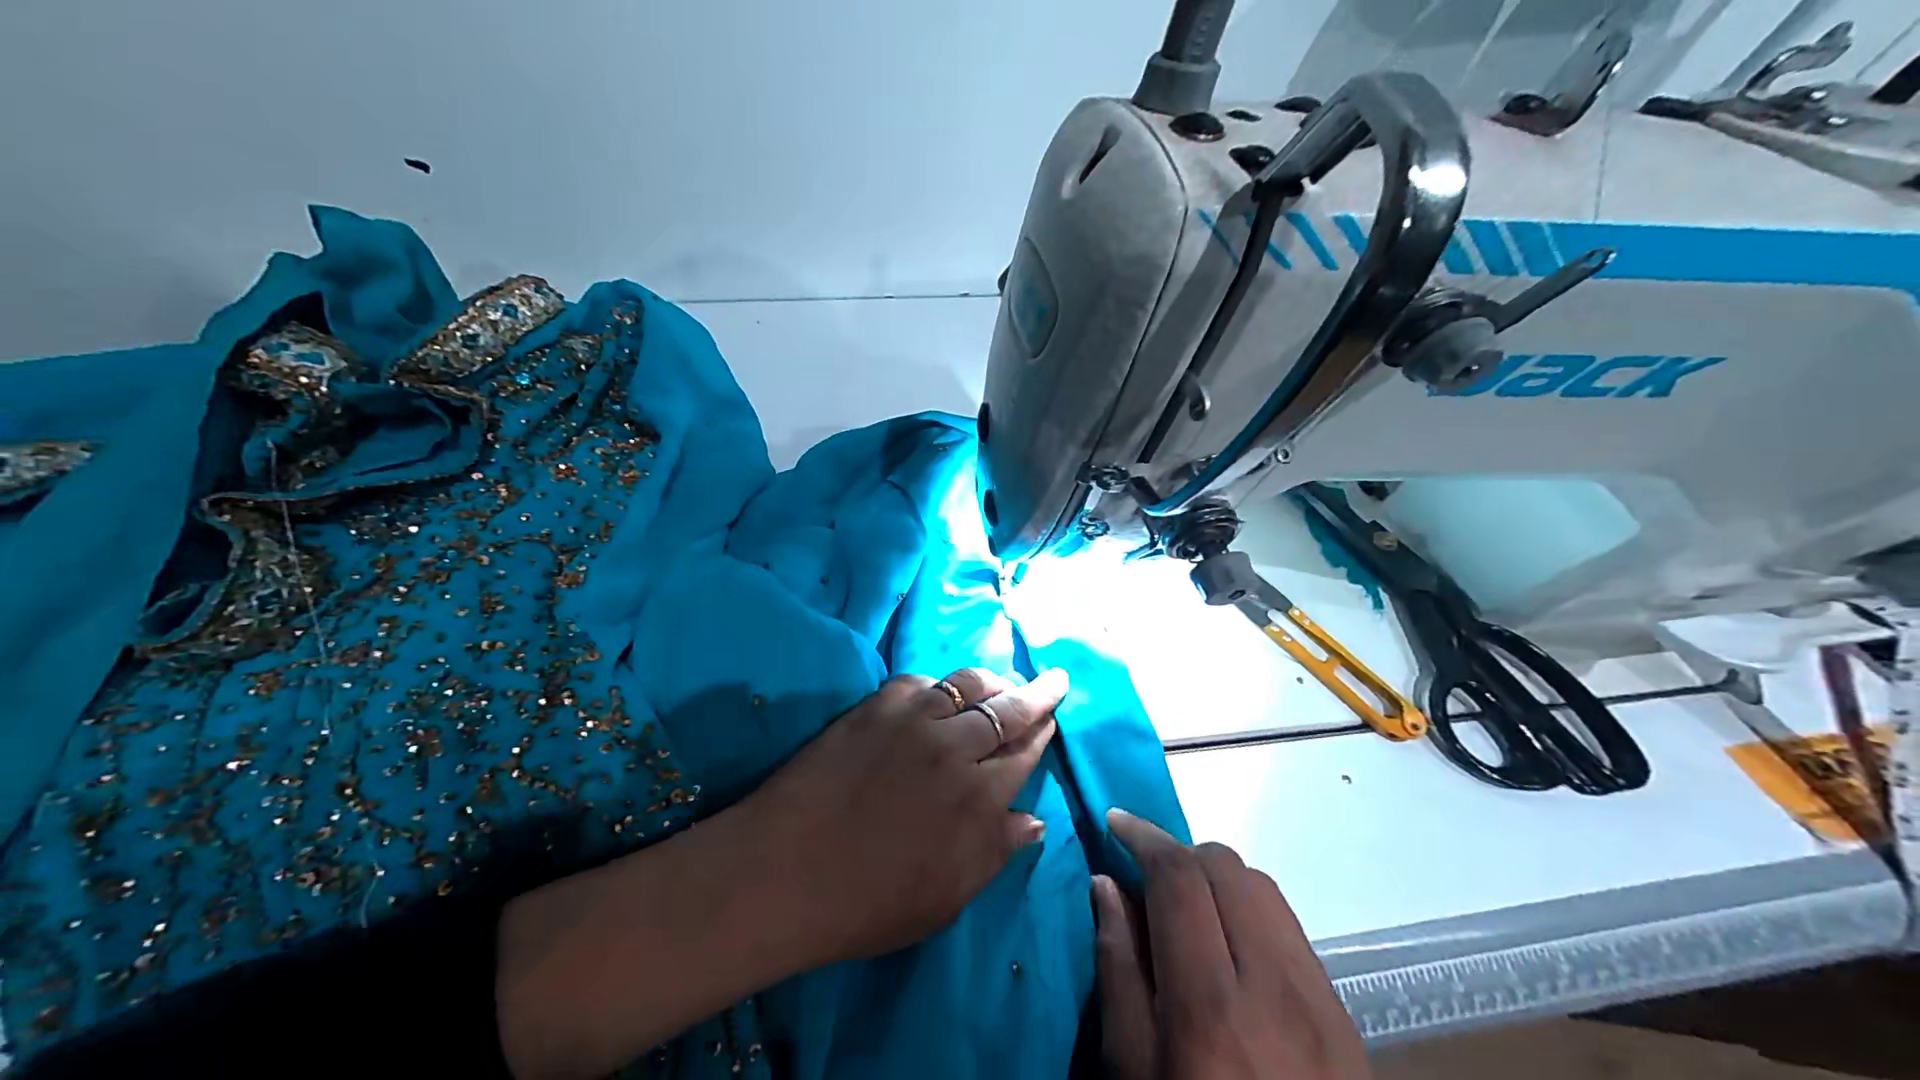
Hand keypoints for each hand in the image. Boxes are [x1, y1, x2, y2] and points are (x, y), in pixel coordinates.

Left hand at [496, 667, 1065, 1078]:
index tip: (1055, 716)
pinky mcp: (873, 707)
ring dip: (993, 680)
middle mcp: (955, 749)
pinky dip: (936, 684)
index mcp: (980, 798)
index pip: (1026, 752)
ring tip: (1003, 679)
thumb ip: (995, 853)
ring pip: (967, 685)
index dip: (1045, 731)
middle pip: (1007, 709)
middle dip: (1037, 692)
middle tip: (1055, 678)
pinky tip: (938, 690)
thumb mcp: (946, 897)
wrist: (783, 871)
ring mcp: (912, 721)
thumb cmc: (868, 902)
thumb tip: (1034, 820)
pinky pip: (917, 682)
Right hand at [1093, 810, 1370, 1079]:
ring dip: (1215, 876)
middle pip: (1225, 865)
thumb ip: (1119, 969)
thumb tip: (1107, 886)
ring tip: (1185, 905)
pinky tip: (1228, 943)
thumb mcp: (1135, 1070)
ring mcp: (1316, 991)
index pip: (1179, 877)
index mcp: (1210, 1002)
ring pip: (1261, 885)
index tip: (1115, 822)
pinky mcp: (1340, 1005)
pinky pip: (1288, 922)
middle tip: (1145, 874)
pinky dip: (1248, 907)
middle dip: (1179, 852)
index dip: (1144, 836)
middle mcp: (1272, 981)